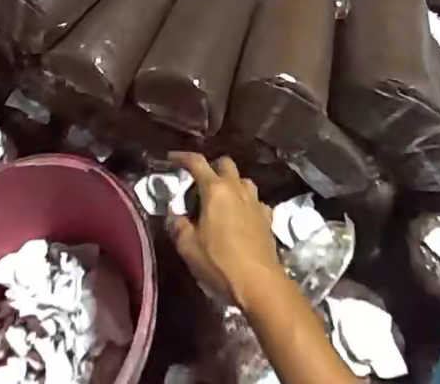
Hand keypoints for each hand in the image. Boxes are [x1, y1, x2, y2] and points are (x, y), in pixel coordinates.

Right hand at [166, 152, 283, 306]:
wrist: (258, 281)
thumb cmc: (219, 262)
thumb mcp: (188, 248)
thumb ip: (177, 227)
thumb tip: (173, 216)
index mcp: (215, 189)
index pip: (197, 163)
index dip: (183, 157)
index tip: (172, 158)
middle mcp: (237, 187)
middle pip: (225, 164)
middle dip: (212, 169)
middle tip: (200, 187)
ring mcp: (255, 200)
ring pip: (243, 180)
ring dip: (231, 185)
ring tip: (221, 203)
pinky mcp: (267, 216)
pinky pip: (255, 201)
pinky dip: (246, 205)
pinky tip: (241, 219)